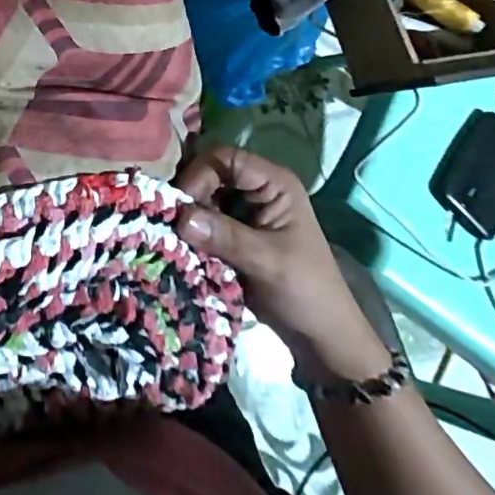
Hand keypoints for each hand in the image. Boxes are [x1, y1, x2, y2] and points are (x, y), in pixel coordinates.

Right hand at [176, 144, 391, 382]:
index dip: (200, 173)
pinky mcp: (232, 233)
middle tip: (174, 222)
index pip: (226, 158)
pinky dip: (191, 232)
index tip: (182, 205)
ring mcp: (243, 212)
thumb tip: (180, 216)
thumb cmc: (306, 291)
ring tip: (177, 238)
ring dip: (188, 216)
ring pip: (202, 198)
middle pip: (209, 174)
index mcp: (274, 184)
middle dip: (190, 196)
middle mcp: (256, 190)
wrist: (320, 336)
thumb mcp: (267, 261)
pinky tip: (183, 247)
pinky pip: (202, 221)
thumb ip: (225, 235)